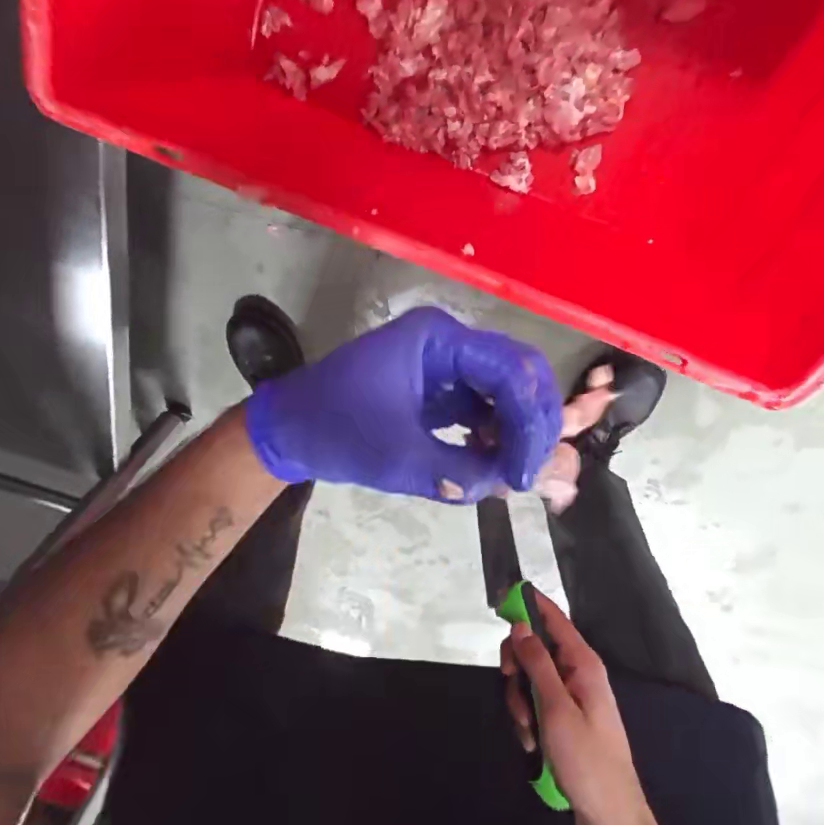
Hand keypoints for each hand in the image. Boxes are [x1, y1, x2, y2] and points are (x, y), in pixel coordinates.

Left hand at [244, 307, 561, 501]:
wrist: (290, 430)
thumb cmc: (335, 432)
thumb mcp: (398, 459)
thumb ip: (460, 473)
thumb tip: (507, 485)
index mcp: (437, 339)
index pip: (511, 370)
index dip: (528, 423)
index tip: (521, 475)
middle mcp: (448, 342)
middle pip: (518, 373)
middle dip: (533, 424)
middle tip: (528, 472)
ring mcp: (445, 362)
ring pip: (506, 390)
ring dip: (517, 430)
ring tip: (513, 473)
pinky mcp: (439, 387)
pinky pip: (484, 405)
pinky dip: (495, 433)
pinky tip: (492, 463)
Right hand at [501, 590, 651, 824]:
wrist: (609, 815)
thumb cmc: (586, 758)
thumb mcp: (555, 707)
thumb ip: (536, 663)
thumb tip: (519, 625)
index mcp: (583, 664)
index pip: (554, 619)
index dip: (529, 604)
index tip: (502, 597)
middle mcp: (578, 673)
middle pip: (535, 649)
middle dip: (517, 668)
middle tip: (509, 683)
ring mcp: (571, 697)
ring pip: (530, 679)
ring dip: (520, 702)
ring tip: (528, 731)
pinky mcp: (564, 718)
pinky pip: (535, 703)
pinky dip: (528, 719)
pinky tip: (532, 742)